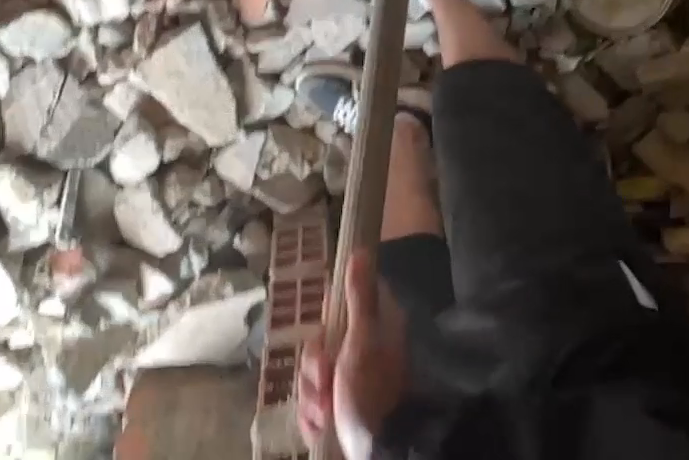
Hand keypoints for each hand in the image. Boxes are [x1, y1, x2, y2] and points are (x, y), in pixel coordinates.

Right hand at [298, 251, 409, 459]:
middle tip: (327, 380)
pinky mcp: (338, 406)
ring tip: (326, 410)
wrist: (374, 452)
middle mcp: (364, 349)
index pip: (344, 300)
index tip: (328, 329)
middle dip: (316, 367)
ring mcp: (350, 379)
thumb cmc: (370, 391)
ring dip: (313, 394)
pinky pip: (313, 399)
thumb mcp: (362, 339)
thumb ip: (359, 296)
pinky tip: (323, 424)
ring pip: (313, 372)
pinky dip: (314, 414)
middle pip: (321, 339)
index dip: (331, 313)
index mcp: (376, 327)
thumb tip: (360, 249)